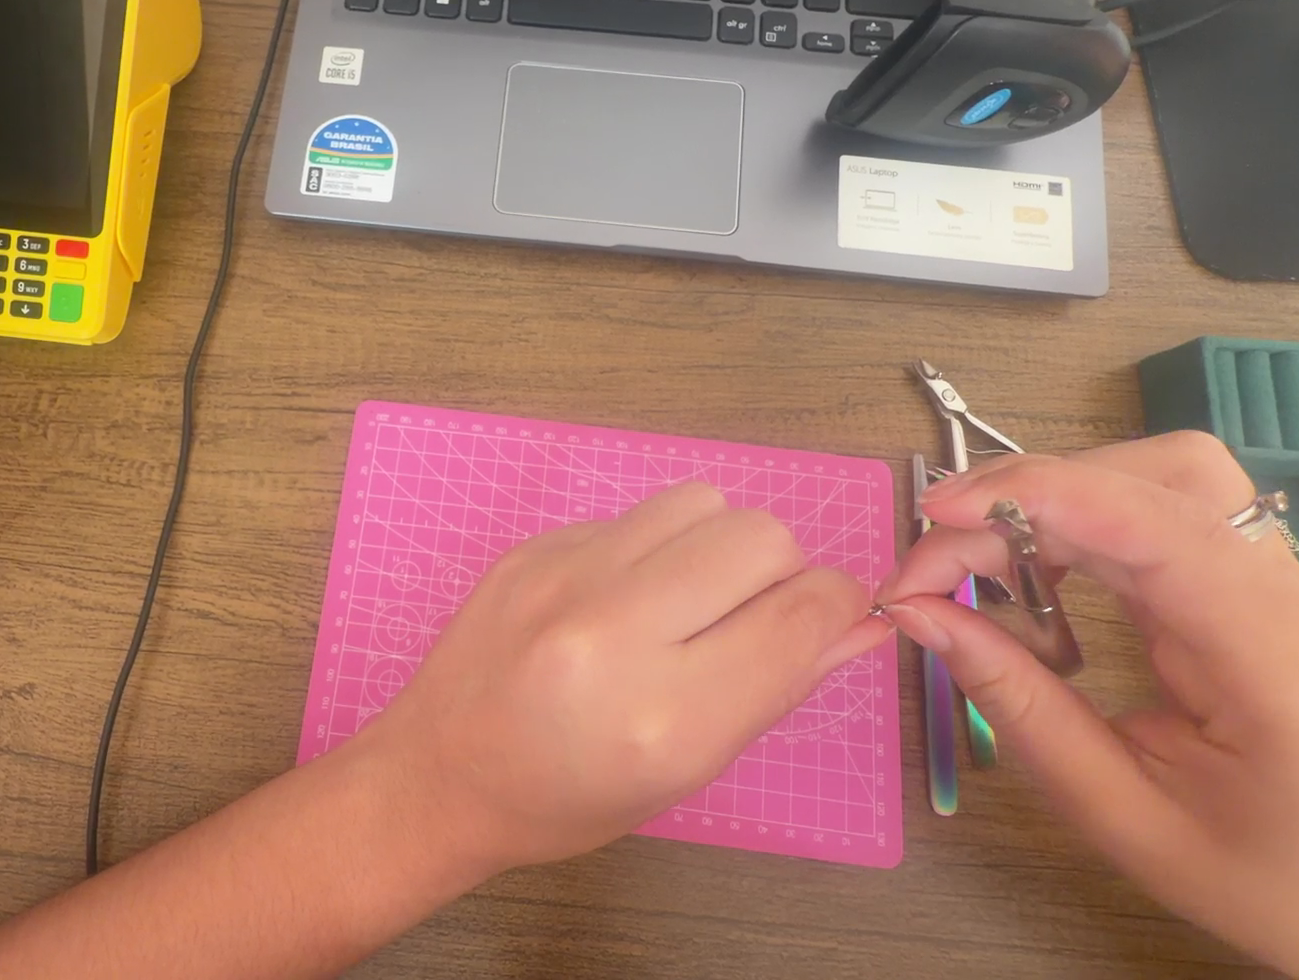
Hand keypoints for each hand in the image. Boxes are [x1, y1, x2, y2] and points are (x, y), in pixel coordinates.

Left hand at [347, 482, 889, 872]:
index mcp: (664, 714)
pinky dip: (651, 547)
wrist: (440, 768)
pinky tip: (618, 595)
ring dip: (715, 543)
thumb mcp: (683, 772)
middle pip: (757, 535)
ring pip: (699, 501)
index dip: (839, 607)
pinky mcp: (533, 546)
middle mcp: (614, 627)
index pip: (798, 617)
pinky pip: (631, 516)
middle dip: (780, 569)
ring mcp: (564, 573)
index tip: (830, 616)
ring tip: (683, 596)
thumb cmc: (566, 797)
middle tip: (744, 613)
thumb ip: (778, 687)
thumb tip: (858, 622)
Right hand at [878, 433, 1298, 979]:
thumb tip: (915, 610)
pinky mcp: (1260, 588)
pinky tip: (1033, 569)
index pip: (1162, 529)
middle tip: (938, 556)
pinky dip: (1074, 523)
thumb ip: (1012, 701)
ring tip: (976, 555)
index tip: (934, 514)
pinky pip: (1158, 519)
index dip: (1041, 494)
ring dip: (1050, 498)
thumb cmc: (1268, 885)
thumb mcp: (1116, 813)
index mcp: (1286, 670)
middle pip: (1159, 481)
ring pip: (1160, 482)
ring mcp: (1288, 588)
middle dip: (1025, 495)